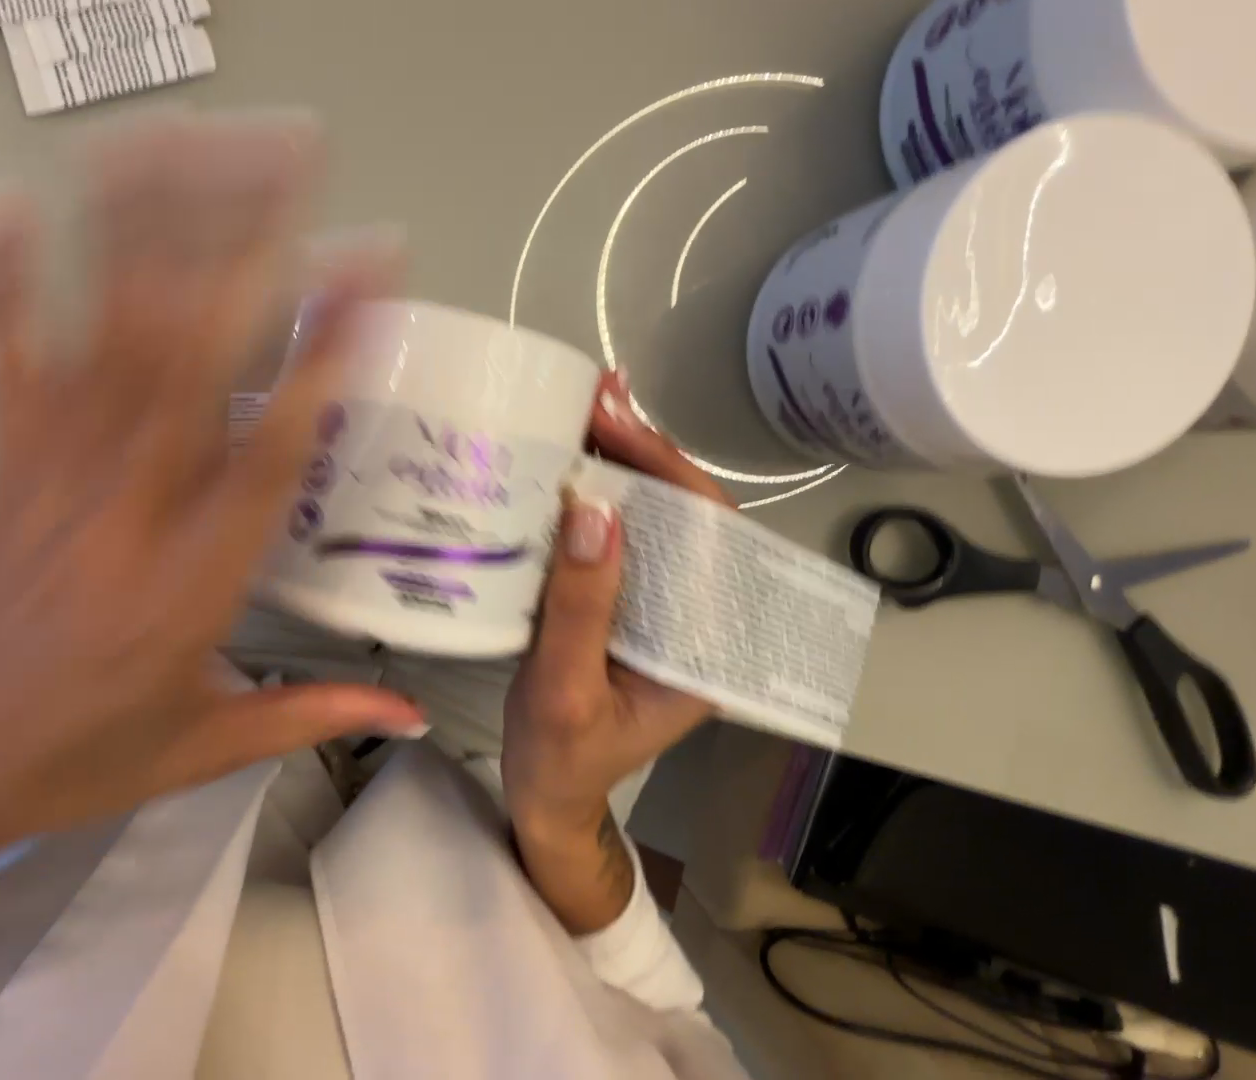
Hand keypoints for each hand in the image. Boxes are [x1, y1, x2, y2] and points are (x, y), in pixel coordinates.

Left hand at [0, 114, 422, 896]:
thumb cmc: (78, 761)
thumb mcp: (205, 749)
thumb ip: (314, 713)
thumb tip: (414, 708)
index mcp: (190, 589)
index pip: (268, 455)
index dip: (321, 356)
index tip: (365, 272)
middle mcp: (124, 516)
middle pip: (185, 361)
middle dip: (240, 245)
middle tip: (291, 155)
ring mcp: (52, 482)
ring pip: (104, 343)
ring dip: (144, 234)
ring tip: (187, 140)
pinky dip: (0, 288)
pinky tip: (11, 209)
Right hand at [502, 371, 729, 930]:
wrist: (544, 798)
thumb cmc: (559, 760)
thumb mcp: (564, 692)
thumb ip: (583, 609)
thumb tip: (596, 512)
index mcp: (704, 644)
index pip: (712, 536)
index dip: (671, 472)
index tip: (617, 422)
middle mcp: (691, 617)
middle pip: (684, 517)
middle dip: (643, 452)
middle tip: (591, 398)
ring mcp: (654, 609)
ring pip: (649, 521)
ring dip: (616, 464)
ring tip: (576, 412)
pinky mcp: (617, 605)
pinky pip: (612, 541)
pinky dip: (588, 497)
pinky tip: (561, 463)